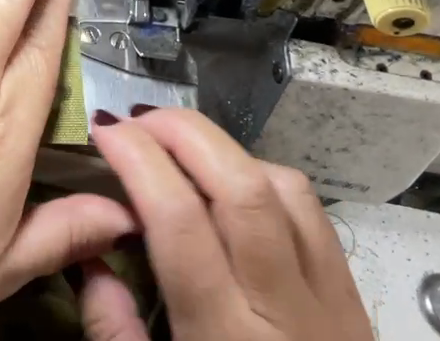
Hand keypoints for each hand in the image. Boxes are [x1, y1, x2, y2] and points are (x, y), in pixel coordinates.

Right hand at [83, 108, 370, 340]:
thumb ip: (117, 333)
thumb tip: (89, 259)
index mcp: (227, 336)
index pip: (182, 223)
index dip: (140, 162)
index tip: (105, 130)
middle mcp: (284, 307)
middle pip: (242, 189)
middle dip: (184, 135)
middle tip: (138, 119)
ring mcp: (328, 297)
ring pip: (282, 188)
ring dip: (223, 149)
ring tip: (176, 143)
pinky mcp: (351, 293)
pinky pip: (309, 209)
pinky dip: (263, 174)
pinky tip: (232, 180)